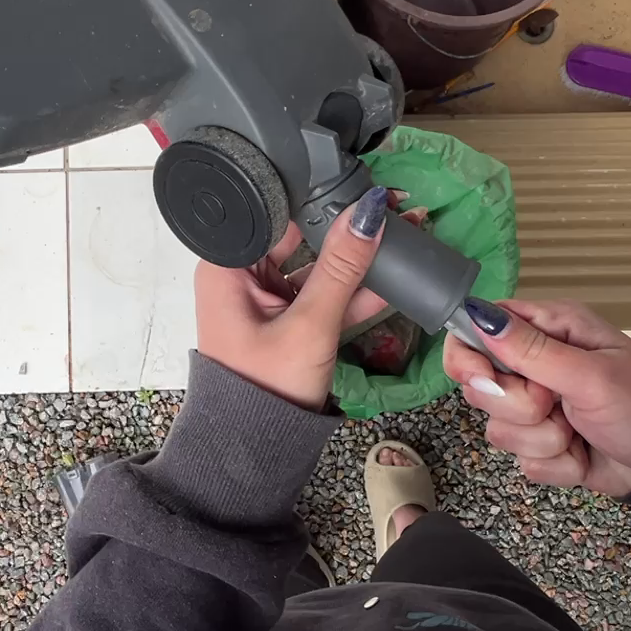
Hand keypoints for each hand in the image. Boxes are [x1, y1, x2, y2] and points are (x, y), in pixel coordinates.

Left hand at [194, 187, 387, 409]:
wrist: (257, 449)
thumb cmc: (268, 385)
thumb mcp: (310, 325)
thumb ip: (343, 269)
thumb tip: (369, 213)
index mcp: (227, 267)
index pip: (273, 214)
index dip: (317, 196)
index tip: (361, 181)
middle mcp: (242, 275)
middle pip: (298, 237)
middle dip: (344, 224)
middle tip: (391, 200)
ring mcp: (266, 299)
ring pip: (315, 267)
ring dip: (357, 258)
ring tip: (403, 227)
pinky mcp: (287, 321)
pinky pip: (321, 295)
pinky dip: (353, 290)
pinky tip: (394, 272)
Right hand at [442, 299, 630, 495]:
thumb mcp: (592, 375)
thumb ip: (532, 351)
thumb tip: (477, 316)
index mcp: (547, 331)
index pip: (476, 330)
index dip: (468, 356)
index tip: (483, 379)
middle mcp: (535, 365)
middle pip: (479, 386)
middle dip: (517, 406)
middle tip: (554, 405)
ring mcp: (536, 407)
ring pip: (498, 428)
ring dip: (543, 440)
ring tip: (578, 432)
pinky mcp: (542, 445)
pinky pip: (521, 461)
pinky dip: (555, 464)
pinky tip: (582, 455)